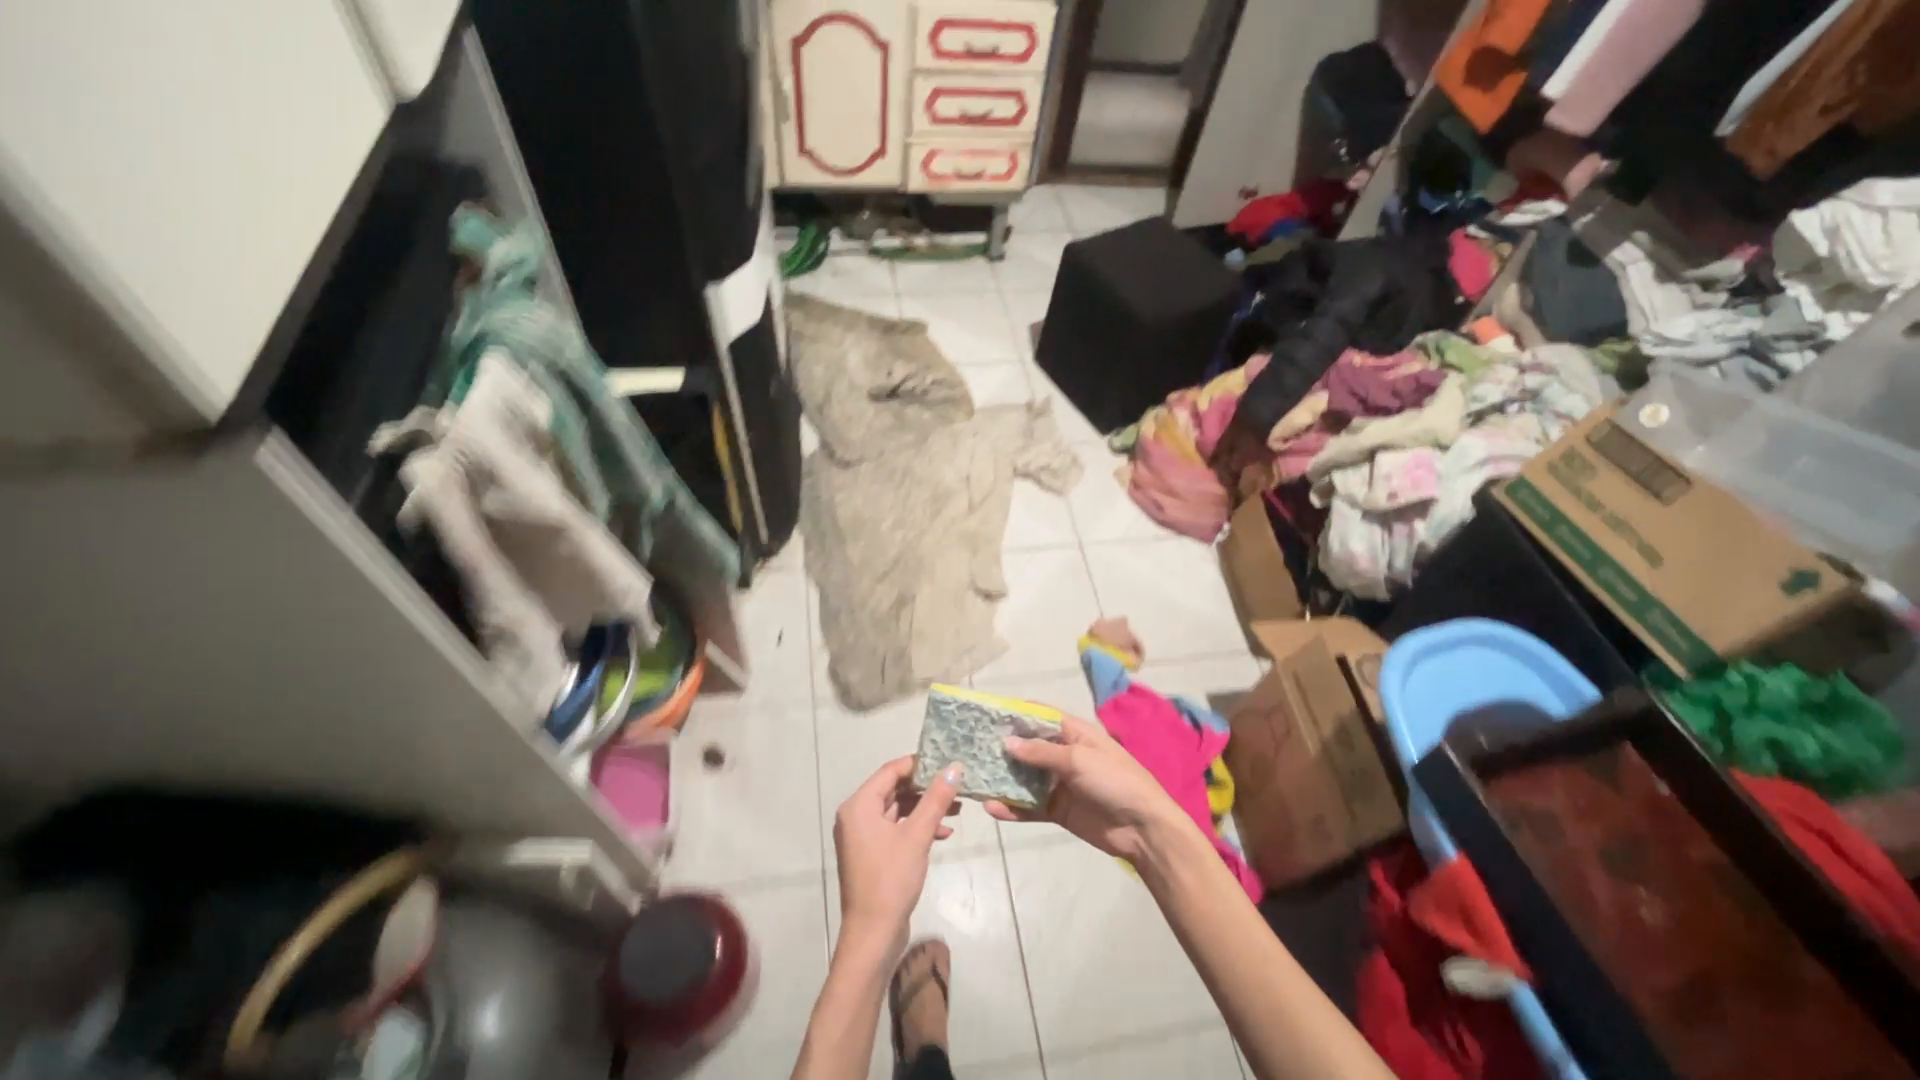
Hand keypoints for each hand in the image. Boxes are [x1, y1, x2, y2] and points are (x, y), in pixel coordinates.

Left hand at [832, 756, 962, 949]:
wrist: (873, 933)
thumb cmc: (891, 879)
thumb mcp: (917, 835)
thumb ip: (936, 799)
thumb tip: (954, 767)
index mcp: (859, 805)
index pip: (891, 771)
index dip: (920, 764)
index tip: (948, 763)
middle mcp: (856, 815)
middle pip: (894, 789)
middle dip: (926, 788)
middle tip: (957, 785)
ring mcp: (862, 836)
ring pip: (897, 810)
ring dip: (925, 809)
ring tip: (957, 809)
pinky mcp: (872, 854)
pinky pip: (896, 829)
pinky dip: (917, 828)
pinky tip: (943, 833)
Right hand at [984, 714, 1189, 861]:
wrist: (1143, 828)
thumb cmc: (1115, 781)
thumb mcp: (1078, 759)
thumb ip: (1041, 752)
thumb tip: (1006, 742)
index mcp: (1075, 733)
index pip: (1040, 717)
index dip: (1015, 715)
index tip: (985, 715)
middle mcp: (1065, 755)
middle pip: (1028, 748)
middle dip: (1002, 748)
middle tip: (969, 749)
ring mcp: (1061, 784)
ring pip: (1025, 778)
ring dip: (1003, 778)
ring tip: (973, 777)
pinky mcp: (1059, 811)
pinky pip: (1030, 807)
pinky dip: (1012, 808)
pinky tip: (992, 807)